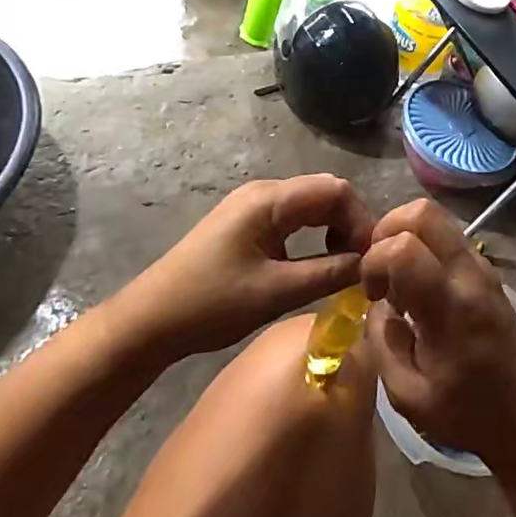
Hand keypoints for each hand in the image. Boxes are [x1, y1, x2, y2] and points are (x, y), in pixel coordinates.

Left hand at [103, 176, 373, 361]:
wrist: (144, 325)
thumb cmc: (209, 305)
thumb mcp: (277, 292)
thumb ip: (331, 273)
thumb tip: (371, 264)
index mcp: (269, 200)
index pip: (337, 191)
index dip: (361, 220)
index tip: (370, 257)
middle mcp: (264, 192)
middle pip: (327, 194)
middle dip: (351, 224)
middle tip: (362, 263)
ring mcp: (253, 207)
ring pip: (313, 206)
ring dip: (335, 230)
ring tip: (344, 265)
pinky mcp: (248, 224)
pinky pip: (295, 219)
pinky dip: (316, 236)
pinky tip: (317, 263)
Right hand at [361, 200, 515, 477]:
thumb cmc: (469, 414)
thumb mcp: (408, 397)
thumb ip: (383, 344)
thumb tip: (377, 306)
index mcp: (451, 307)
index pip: (405, 247)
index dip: (374, 260)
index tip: (371, 294)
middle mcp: (470, 274)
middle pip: (423, 212)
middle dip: (386, 231)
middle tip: (378, 274)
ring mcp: (483, 267)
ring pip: (438, 219)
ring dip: (406, 238)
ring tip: (397, 284)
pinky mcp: (488, 271)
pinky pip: (450, 238)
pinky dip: (424, 248)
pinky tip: (418, 289)